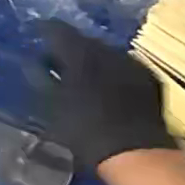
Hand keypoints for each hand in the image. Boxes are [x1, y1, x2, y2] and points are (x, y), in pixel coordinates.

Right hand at [34, 20, 175, 171]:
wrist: (134, 154)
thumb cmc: (82, 130)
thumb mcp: (50, 105)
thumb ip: (41, 80)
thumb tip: (34, 64)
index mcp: (81, 55)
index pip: (59, 31)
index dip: (45, 30)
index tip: (35, 34)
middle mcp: (109, 52)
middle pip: (85, 41)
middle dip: (70, 47)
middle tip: (55, 59)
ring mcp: (134, 65)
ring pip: (106, 52)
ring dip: (91, 59)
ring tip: (78, 73)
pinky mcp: (150, 79)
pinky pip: (124, 66)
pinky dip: (111, 70)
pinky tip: (104, 85)